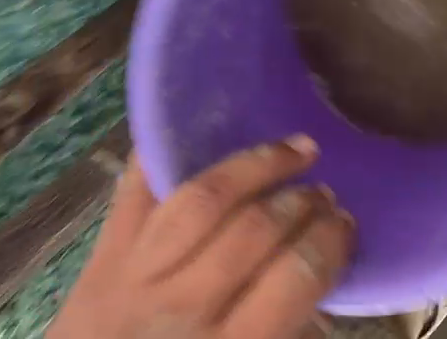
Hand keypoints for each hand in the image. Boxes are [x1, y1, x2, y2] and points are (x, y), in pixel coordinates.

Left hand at [50, 136, 355, 338]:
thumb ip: (289, 322)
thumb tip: (331, 266)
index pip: (296, 274)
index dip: (331, 240)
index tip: (346, 223)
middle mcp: (180, 310)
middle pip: (254, 228)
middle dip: (303, 201)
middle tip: (324, 193)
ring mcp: (132, 278)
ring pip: (202, 199)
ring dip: (259, 164)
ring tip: (295, 149)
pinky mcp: (100, 256)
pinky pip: (136, 188)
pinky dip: (168, 150)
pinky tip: (208, 127)